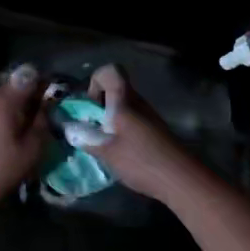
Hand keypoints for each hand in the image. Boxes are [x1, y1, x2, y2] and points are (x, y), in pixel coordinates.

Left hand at [0, 65, 49, 206]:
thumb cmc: (4, 169)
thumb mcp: (33, 147)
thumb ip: (42, 118)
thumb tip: (47, 101)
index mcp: (3, 101)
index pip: (28, 77)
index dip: (43, 83)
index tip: (52, 97)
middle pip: (14, 85)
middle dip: (29, 95)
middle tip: (42, 114)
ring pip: (2, 96)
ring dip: (15, 104)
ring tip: (25, 125)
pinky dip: (2, 112)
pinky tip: (7, 131)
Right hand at [84, 66, 210, 203]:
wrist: (180, 178)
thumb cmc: (140, 160)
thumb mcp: (107, 152)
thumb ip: (86, 138)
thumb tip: (69, 129)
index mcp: (125, 101)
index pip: (110, 71)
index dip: (95, 81)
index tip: (90, 106)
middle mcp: (138, 103)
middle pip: (116, 90)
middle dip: (99, 105)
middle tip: (89, 128)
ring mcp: (149, 117)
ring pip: (124, 107)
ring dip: (110, 120)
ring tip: (101, 143)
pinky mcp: (155, 132)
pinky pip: (133, 121)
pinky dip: (121, 130)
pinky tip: (118, 153)